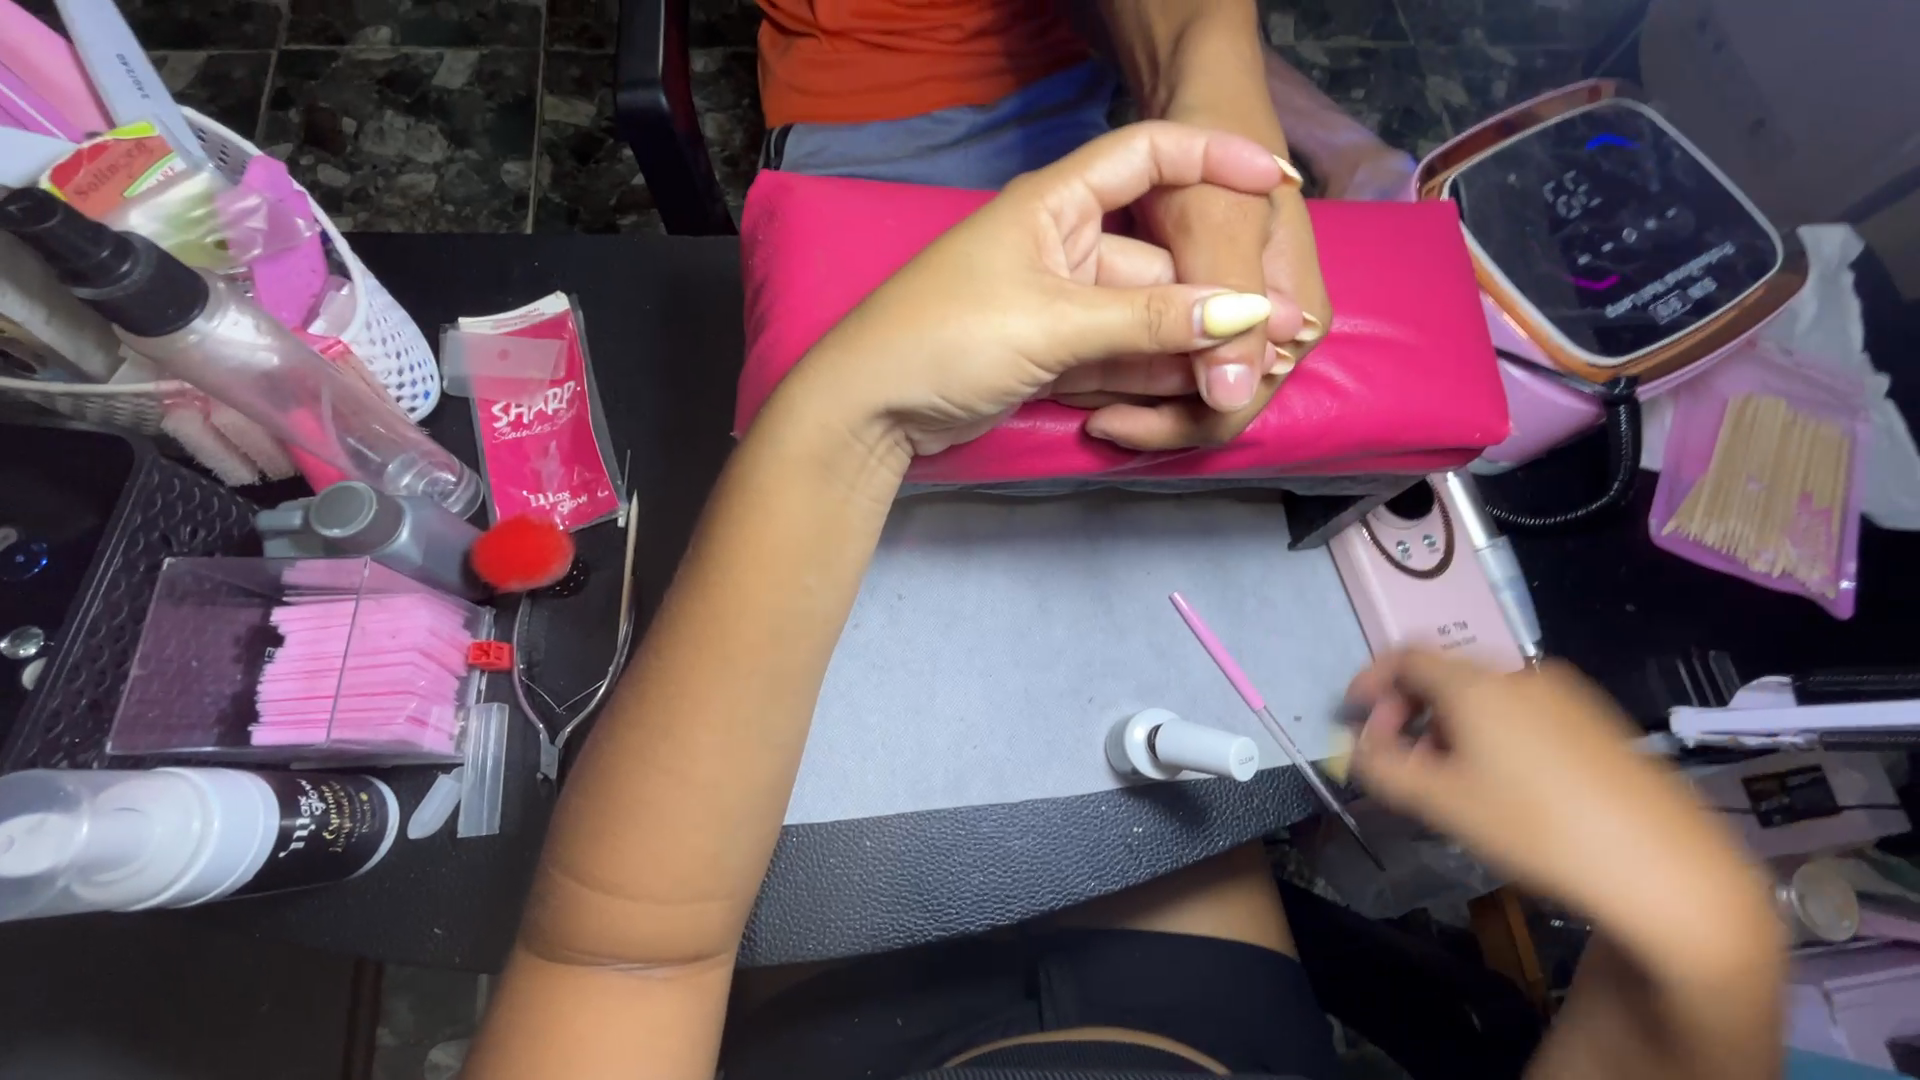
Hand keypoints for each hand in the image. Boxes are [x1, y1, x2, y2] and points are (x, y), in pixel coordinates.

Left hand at [785, 122, 1286, 457]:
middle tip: (1273, 345)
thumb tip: (1243, 316)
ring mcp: (1059, 304)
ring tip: (1243, 380)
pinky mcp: (1051, 354)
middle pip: (1157, 262)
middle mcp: (1063, 245)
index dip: (1211, 159)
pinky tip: (1190, 396)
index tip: (1273, 183)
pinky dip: (1145, 375)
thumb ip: (1149, 319)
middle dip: (1209, 303)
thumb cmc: (948, 338)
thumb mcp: (1053, 323)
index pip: (1146, 156)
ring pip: (1141, 318)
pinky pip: (1114, 356)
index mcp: (1056, 204)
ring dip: (1184, 349)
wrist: (873, 410)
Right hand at [1344, 651, 1769, 930]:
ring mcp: (1566, 697)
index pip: (1405, 657)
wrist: (1671, 871)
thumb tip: (1358, 748)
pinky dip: (1490, 732)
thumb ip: (1383, 769)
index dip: (1371, 681)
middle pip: (1443, 675)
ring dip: (1448, 724)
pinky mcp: (1597, 723)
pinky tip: (1502, 782)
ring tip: (1449, 777)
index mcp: (1476, 684)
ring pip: (1483, 695)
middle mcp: (1519, 675)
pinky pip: (1521, 711)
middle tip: (1399, 758)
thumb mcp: (1442, 802)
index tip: (1355, 717)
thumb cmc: (1538, 829)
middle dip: (1408, 710)